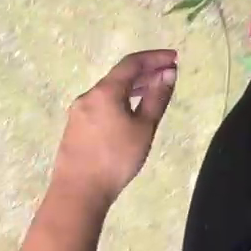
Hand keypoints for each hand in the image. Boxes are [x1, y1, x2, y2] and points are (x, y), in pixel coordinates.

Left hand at [48, 49, 178, 212]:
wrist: (77, 193)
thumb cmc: (116, 158)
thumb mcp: (144, 128)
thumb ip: (157, 98)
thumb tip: (168, 74)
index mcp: (105, 91)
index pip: (132, 63)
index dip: (155, 58)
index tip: (174, 59)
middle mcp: (89, 95)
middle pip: (120, 75)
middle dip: (146, 72)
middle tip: (169, 74)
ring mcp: (79, 112)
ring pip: (110, 90)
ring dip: (133, 87)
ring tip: (154, 91)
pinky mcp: (76, 127)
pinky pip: (102, 103)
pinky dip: (120, 100)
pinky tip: (130, 112)